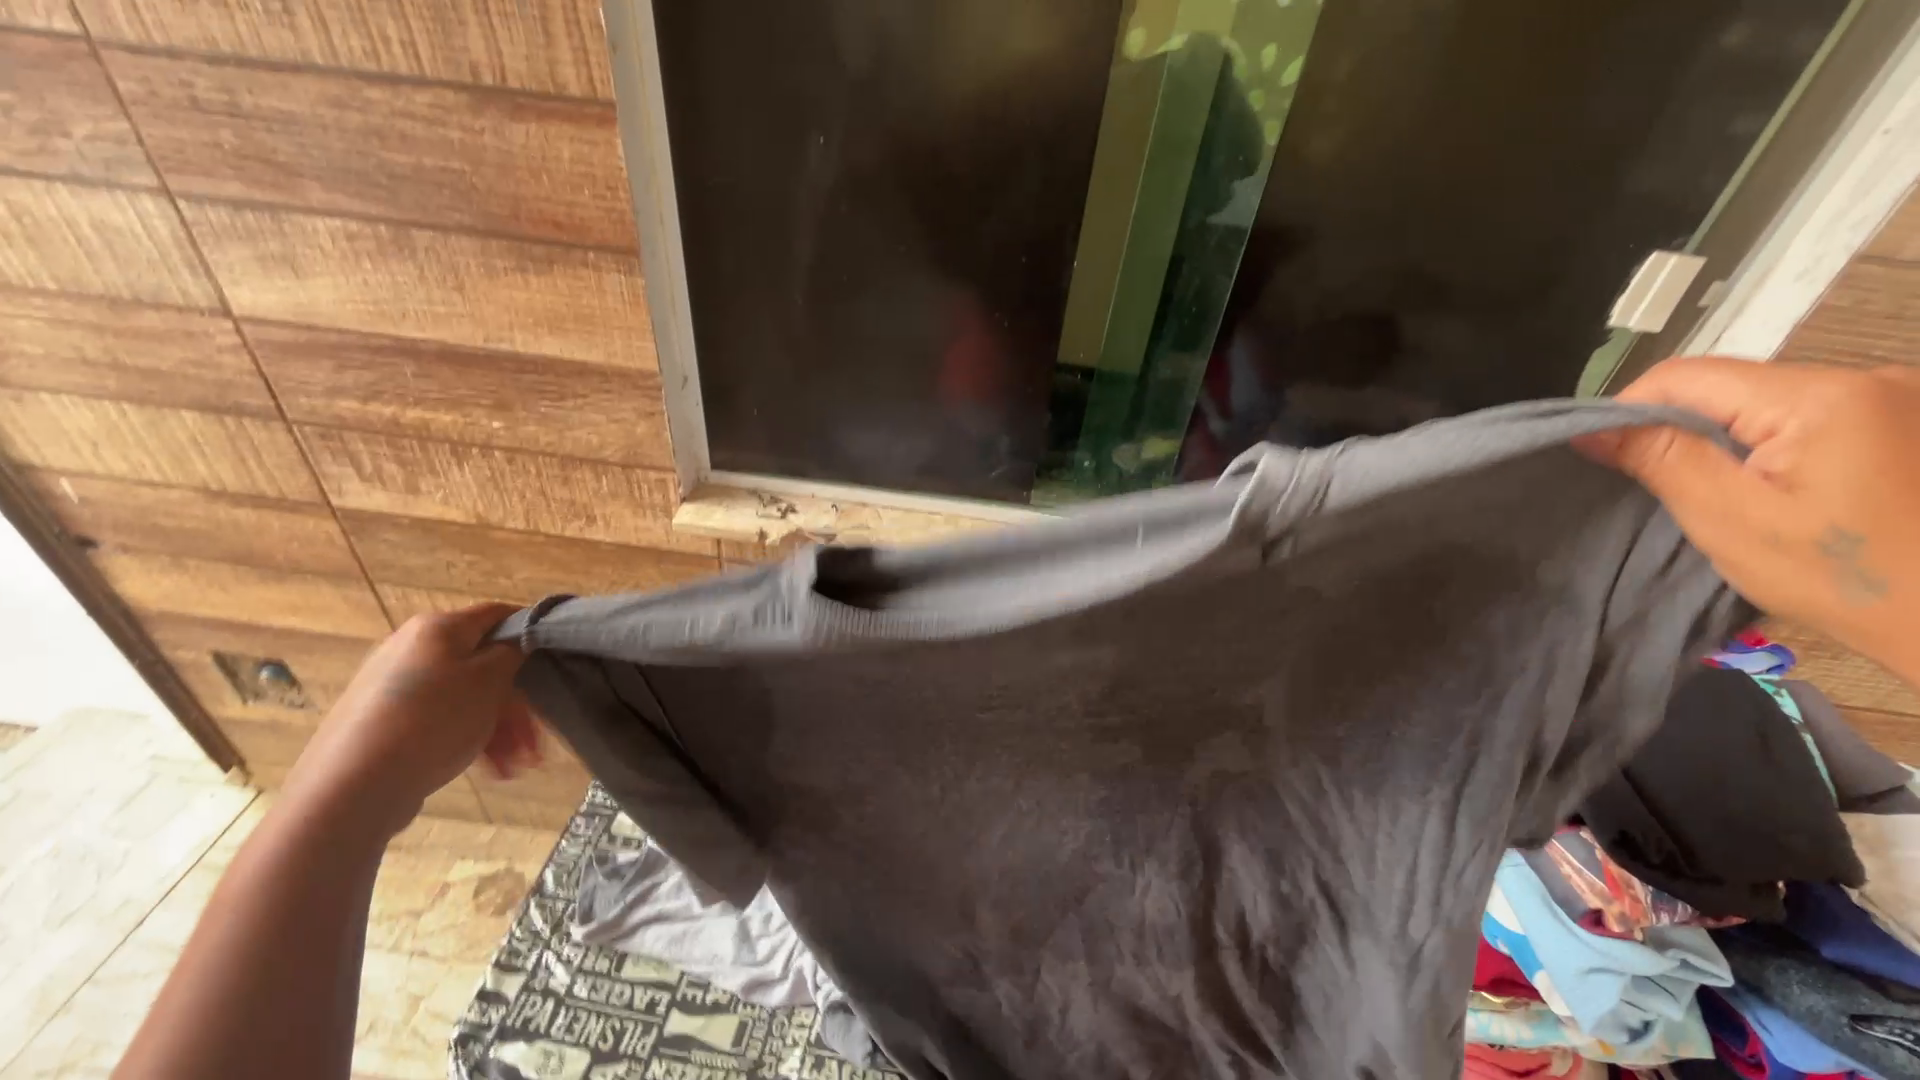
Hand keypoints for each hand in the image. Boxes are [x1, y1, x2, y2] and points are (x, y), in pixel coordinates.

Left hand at [280, 604, 541, 834]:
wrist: (352, 786)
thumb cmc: (433, 722)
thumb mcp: (489, 681)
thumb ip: (513, 651)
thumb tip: (519, 638)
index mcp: (438, 627)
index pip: (500, 615)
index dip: (532, 634)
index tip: (557, 664)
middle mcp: (412, 646)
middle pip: (484, 664)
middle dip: (516, 704)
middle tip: (535, 742)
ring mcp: (394, 684)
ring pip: (465, 697)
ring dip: (498, 728)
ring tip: (515, 768)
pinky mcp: (383, 719)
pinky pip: (439, 718)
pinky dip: (468, 737)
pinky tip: (488, 769)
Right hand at [1582, 356, 1919, 685]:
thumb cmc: (1844, 578)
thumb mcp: (1732, 520)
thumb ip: (1662, 459)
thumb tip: (1591, 427)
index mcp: (1821, 395)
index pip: (1686, 376)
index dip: (1629, 409)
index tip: (1605, 456)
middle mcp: (1867, 375)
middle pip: (1730, 384)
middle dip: (1678, 426)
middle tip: (1656, 482)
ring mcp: (1897, 395)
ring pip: (1766, 399)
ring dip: (1724, 435)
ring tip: (1714, 487)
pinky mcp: (1908, 419)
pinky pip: (1809, 414)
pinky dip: (1769, 443)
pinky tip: (1775, 485)